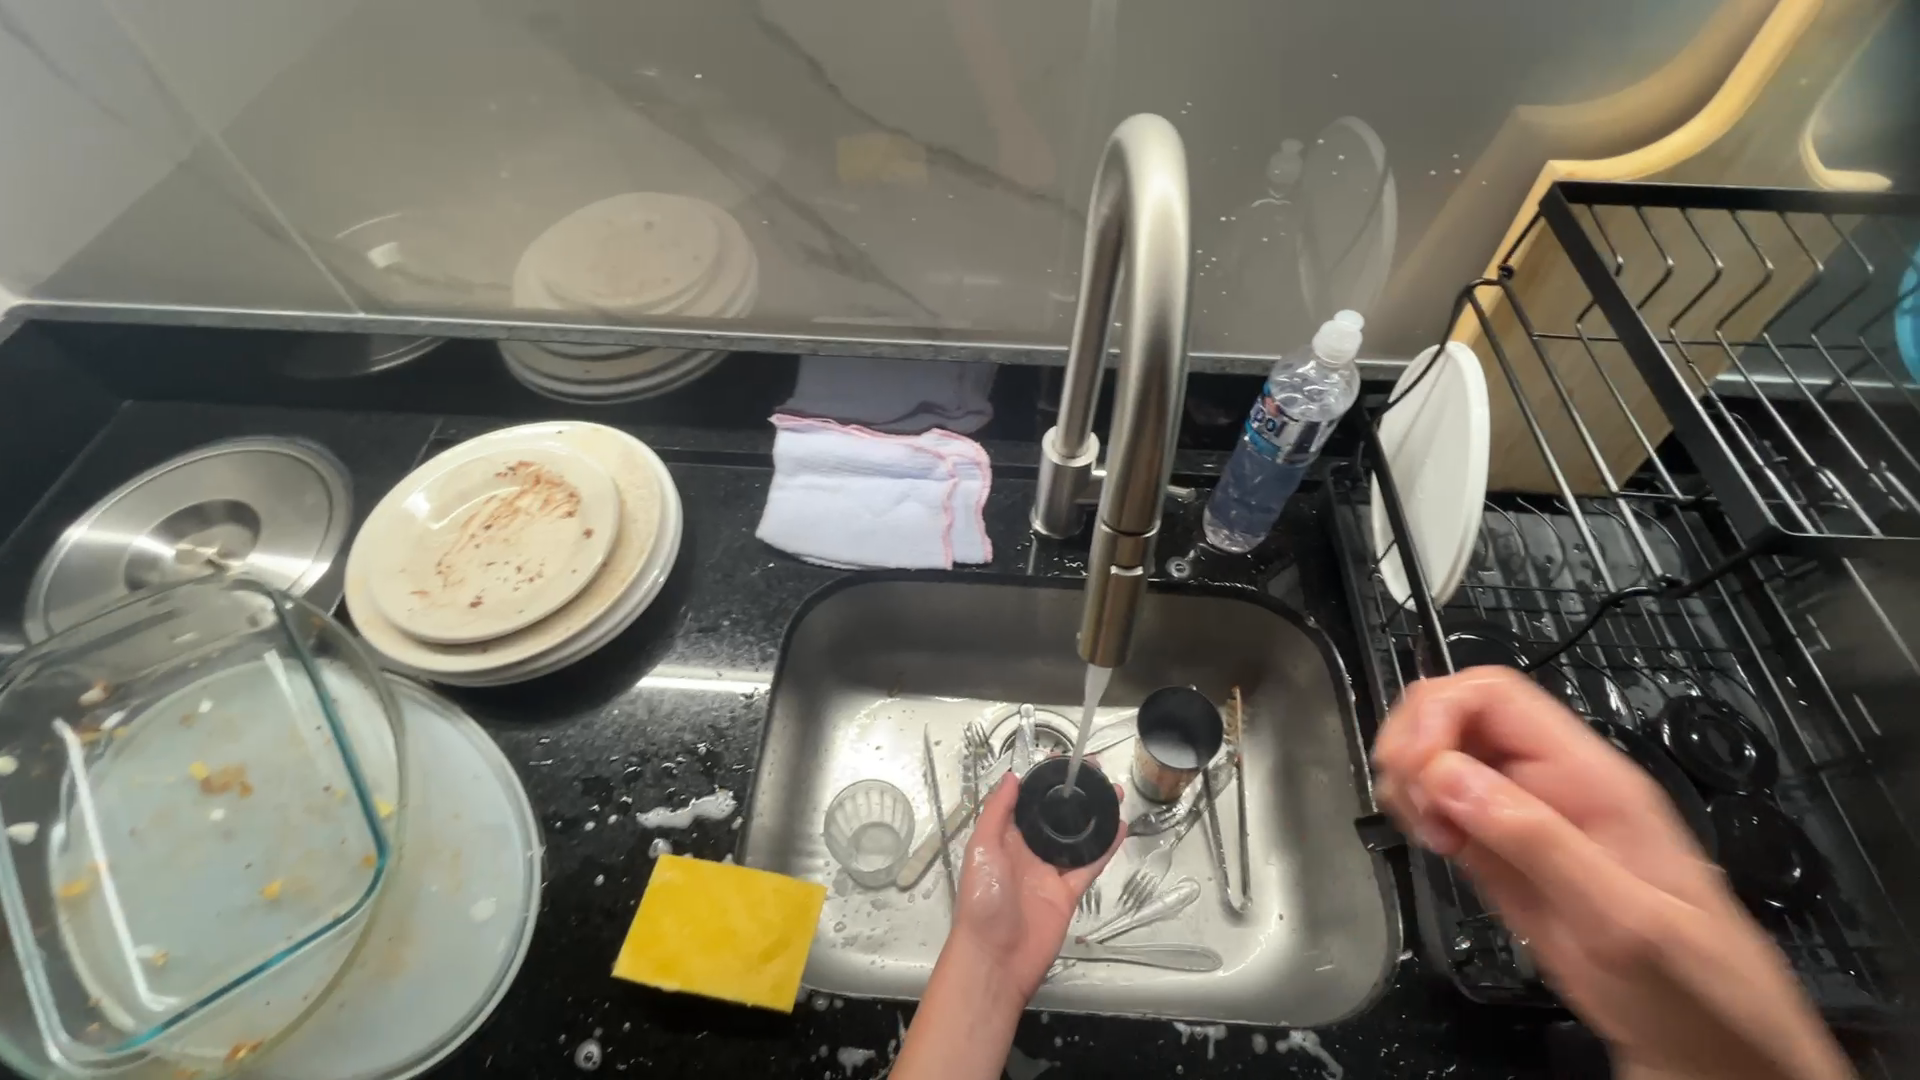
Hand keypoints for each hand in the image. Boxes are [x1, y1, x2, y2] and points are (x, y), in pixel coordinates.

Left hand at [893, 771, 1121, 1079]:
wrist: (995, 959)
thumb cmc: (981, 901)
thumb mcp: (982, 847)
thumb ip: (998, 811)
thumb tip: (1012, 776)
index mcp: (1005, 836)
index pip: (1028, 800)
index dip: (1045, 780)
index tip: (1064, 761)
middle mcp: (1028, 850)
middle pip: (1056, 815)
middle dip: (1075, 793)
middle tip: (1097, 772)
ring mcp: (1049, 871)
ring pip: (1077, 837)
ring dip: (1095, 815)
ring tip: (1114, 793)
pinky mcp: (1067, 893)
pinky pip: (1089, 865)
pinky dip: (1106, 848)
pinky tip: (1119, 829)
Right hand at [1372, 667, 1851, 1079]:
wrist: (1709, 1055)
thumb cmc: (1695, 990)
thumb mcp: (1626, 921)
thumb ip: (1536, 840)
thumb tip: (1443, 774)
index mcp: (1588, 775)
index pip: (1493, 695)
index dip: (1439, 713)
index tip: (1418, 771)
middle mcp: (1544, 778)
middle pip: (1450, 710)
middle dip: (1413, 747)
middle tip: (1417, 808)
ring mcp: (1513, 808)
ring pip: (1432, 750)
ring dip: (1409, 780)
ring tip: (1429, 834)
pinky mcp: (1489, 841)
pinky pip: (1433, 797)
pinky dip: (1412, 809)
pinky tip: (1432, 846)